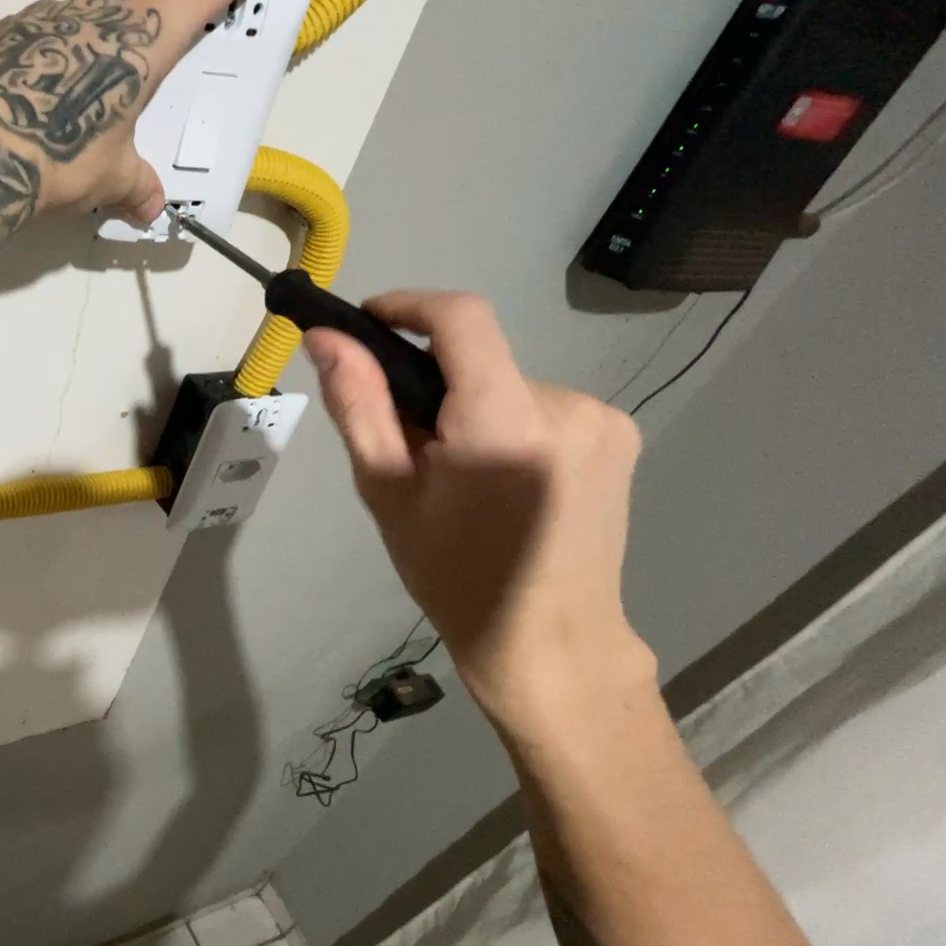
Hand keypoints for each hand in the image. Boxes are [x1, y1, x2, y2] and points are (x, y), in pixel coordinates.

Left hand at [0, 0, 281, 223]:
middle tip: (127, 101)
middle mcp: (99, 11)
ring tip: (72, 113)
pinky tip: (33, 104)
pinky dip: (48, 63)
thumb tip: (148, 208)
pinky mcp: (4, 31)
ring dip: (90, 57)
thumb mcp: (110, 180)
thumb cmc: (59, 159)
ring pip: (85, 24)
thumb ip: (137, 187)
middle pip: (139, 17)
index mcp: (144, 39)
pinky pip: (41, 39)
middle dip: (141, 52)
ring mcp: (48, 15)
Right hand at [305, 292, 655, 725]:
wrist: (548, 640)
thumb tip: (326, 339)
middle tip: (406, 443)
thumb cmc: (452, 573)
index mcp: (505, 423)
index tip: (367, 321)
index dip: (408, 304)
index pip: (461, 318)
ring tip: (453, 471)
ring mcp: (604, 420)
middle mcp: (568, 406)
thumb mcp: (386, 490)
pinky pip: (539, 405)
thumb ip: (357, 405)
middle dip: (432, 383)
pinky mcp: (619, 434)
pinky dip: (504, 422)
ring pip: (506, 384)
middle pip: (478, 359)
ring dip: (469, 406)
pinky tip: (496, 476)